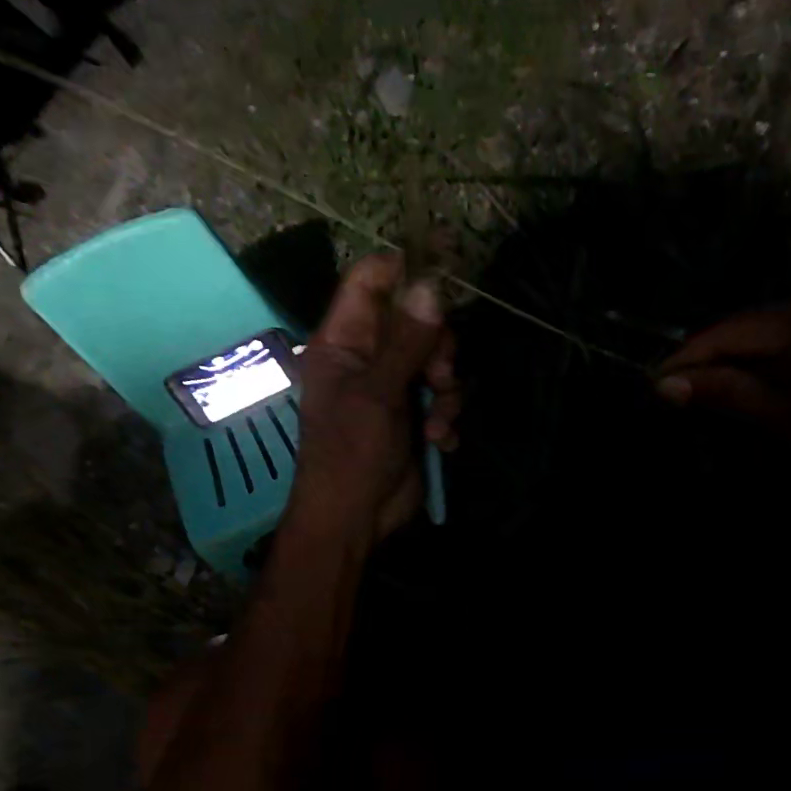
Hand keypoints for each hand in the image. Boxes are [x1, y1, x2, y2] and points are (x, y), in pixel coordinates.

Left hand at [286, 254, 460, 542]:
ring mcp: (394, 389)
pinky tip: (440, 443)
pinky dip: (447, 420)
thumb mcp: (377, 394)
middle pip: (417, 324)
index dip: (403, 272)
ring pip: (437, 365)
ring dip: (447, 394)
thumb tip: (431, 285)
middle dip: (438, 352)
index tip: (443, 275)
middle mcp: (370, 358)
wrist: (354, 519)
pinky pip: (444, 401)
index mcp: (344, 342)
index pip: (370, 284)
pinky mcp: (415, 418)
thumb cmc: (350, 452)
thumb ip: (406, 341)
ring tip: (437, 424)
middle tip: (438, 378)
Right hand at [655, 275, 790, 479]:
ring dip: (749, 361)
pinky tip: (780, 380)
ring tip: (727, 394)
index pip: (722, 332)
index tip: (652, 388)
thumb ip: (727, 396)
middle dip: (716, 363)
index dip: (684, 361)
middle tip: (686, 398)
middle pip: (750, 328)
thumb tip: (663, 385)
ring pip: (780, 329)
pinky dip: (784, 356)